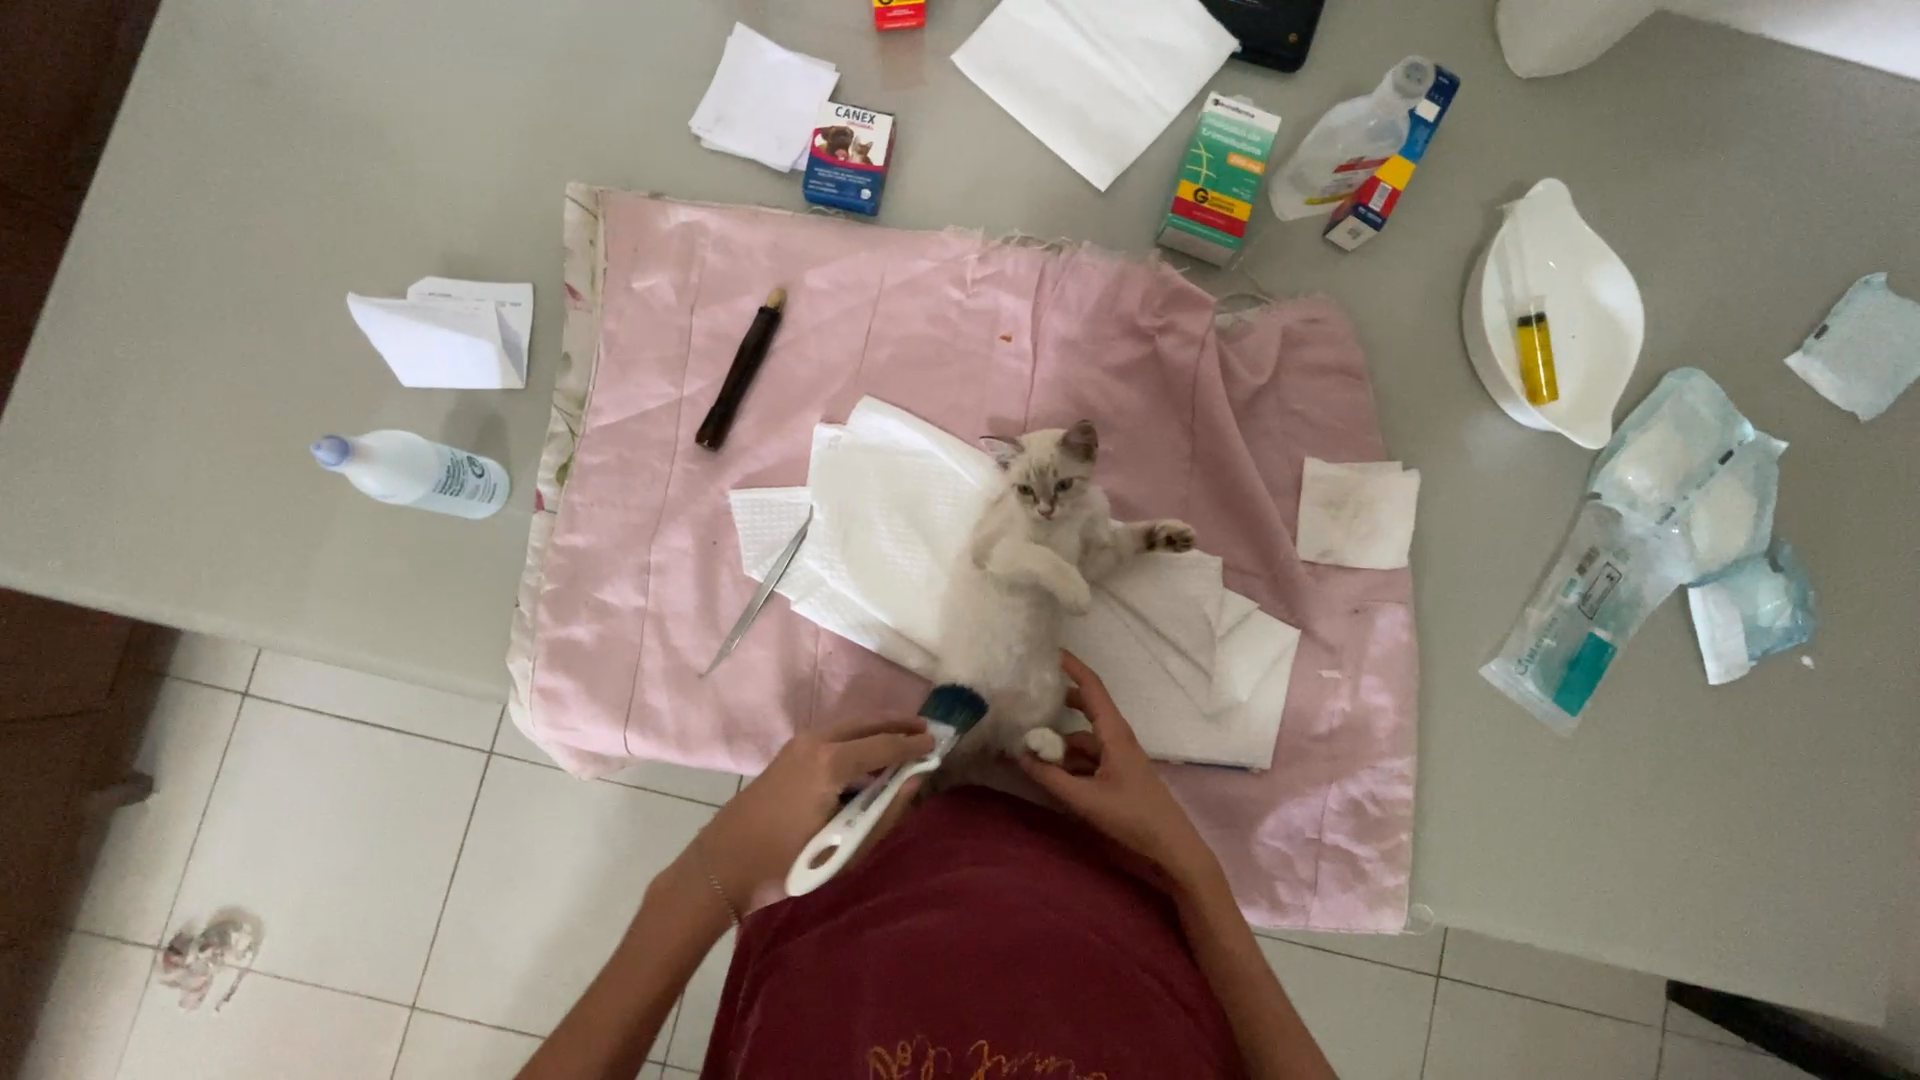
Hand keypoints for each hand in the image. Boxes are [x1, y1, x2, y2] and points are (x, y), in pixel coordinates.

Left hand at [687, 716, 934, 914]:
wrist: (722, 865)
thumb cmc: (785, 864)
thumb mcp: (844, 848)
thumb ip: (885, 812)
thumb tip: (914, 781)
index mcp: (830, 763)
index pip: (884, 745)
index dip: (914, 744)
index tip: (938, 742)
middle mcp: (816, 742)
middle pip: (867, 723)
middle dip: (898, 724)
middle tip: (926, 729)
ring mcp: (799, 745)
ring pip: (849, 726)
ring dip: (877, 729)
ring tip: (904, 739)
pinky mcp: (789, 754)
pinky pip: (834, 736)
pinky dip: (857, 738)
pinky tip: (869, 756)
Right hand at [1018, 652, 1223, 894]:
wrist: (1171, 845)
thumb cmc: (1132, 816)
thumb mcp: (1085, 799)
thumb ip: (1050, 777)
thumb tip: (1019, 755)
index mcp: (1113, 732)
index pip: (1091, 687)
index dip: (1071, 666)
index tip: (1049, 651)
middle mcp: (1115, 736)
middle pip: (1085, 707)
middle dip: (1058, 700)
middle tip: (1029, 694)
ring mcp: (1117, 754)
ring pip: (1082, 736)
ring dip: (1059, 739)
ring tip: (1027, 741)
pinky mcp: (1116, 771)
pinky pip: (1087, 756)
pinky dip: (1067, 759)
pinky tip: (1048, 771)